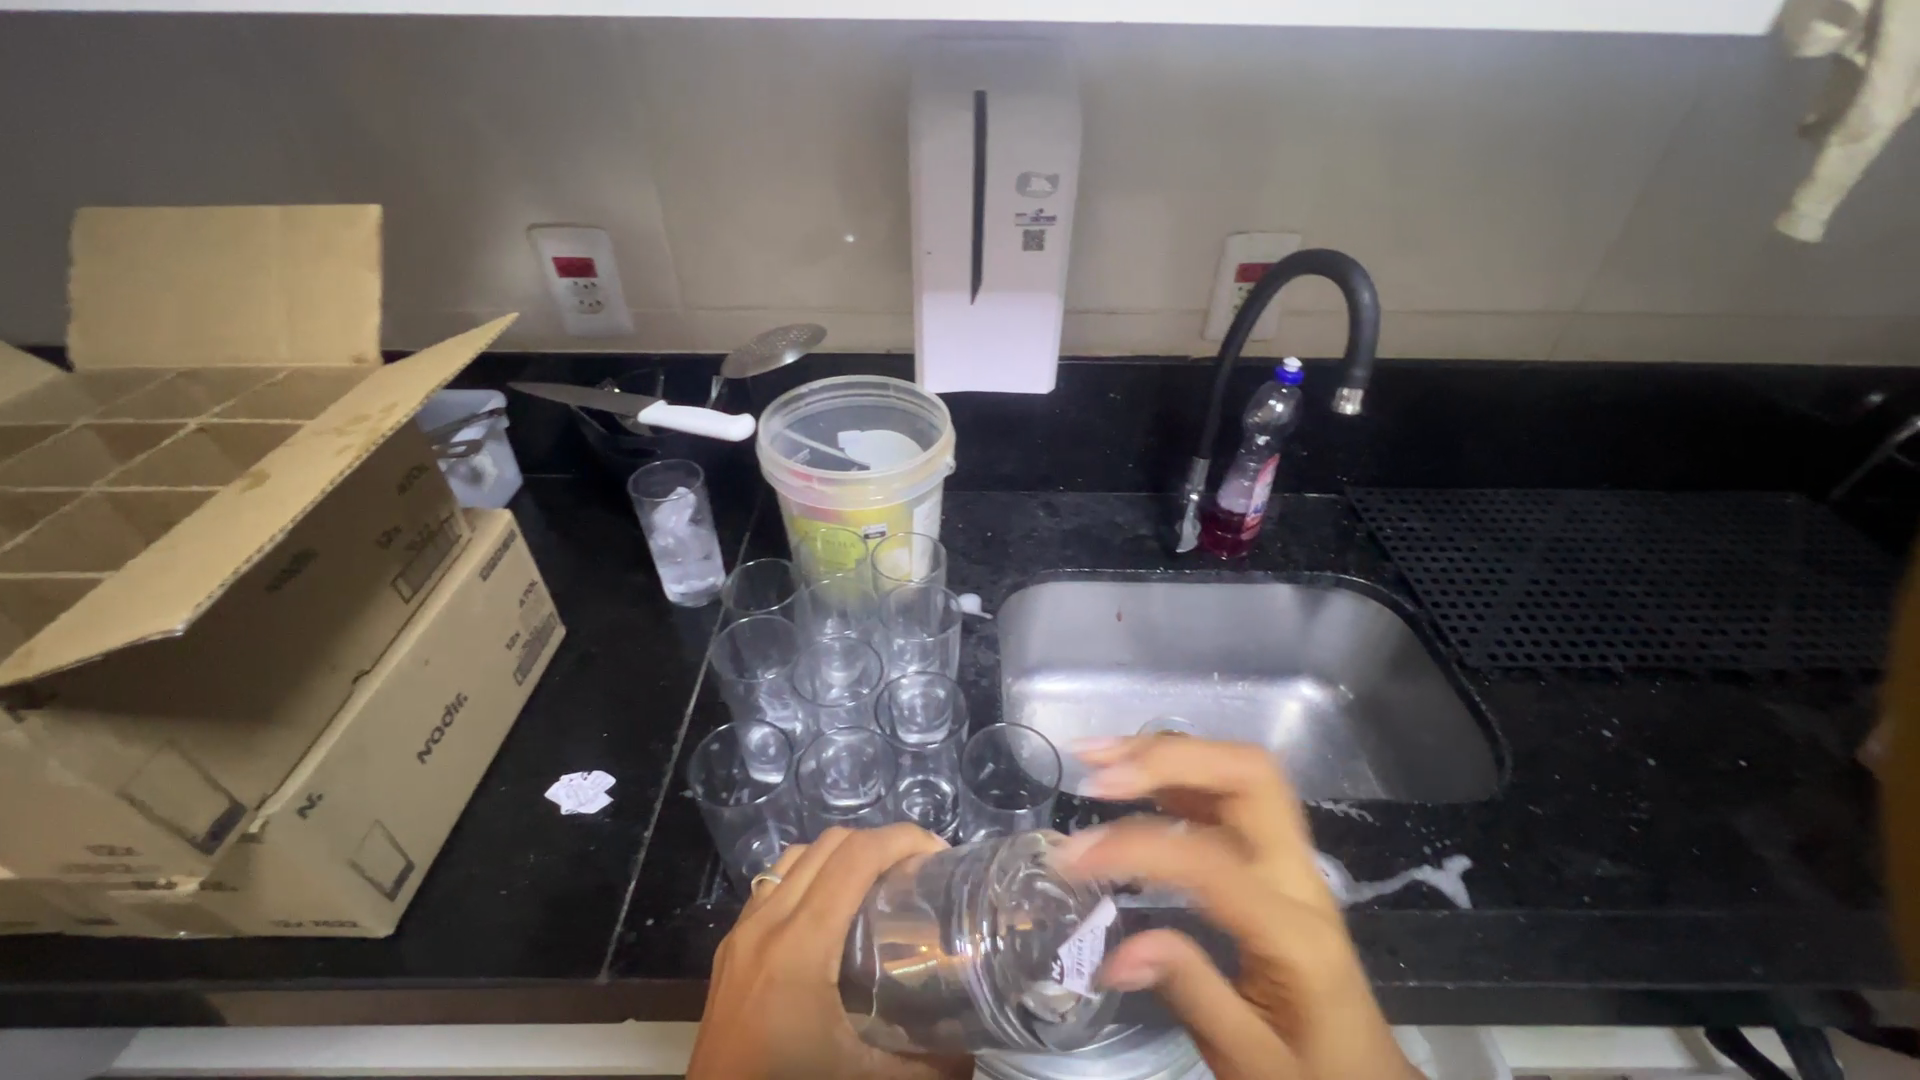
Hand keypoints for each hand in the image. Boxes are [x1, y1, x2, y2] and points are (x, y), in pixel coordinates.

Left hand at [686, 825, 973, 1079]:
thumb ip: (929, 1065)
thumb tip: (973, 1046)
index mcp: (799, 945)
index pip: (856, 857)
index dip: (902, 839)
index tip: (939, 855)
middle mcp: (767, 922)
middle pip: (830, 844)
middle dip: (881, 841)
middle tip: (919, 868)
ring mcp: (742, 930)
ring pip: (798, 856)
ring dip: (843, 853)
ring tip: (880, 881)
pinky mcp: (730, 944)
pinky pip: (774, 882)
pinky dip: (810, 874)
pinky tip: (833, 910)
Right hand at [1058, 737, 1416, 1079]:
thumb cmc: (1312, 1076)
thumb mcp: (1251, 1061)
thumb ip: (1192, 994)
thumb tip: (1116, 953)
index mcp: (1295, 932)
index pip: (1210, 860)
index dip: (1137, 846)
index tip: (1073, 858)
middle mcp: (1299, 876)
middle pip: (1247, 777)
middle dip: (1168, 759)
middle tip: (1098, 772)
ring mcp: (1291, 860)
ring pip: (1238, 771)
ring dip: (1167, 754)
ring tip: (1098, 756)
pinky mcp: (1274, 859)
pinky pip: (1227, 795)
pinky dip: (1175, 774)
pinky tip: (1131, 779)